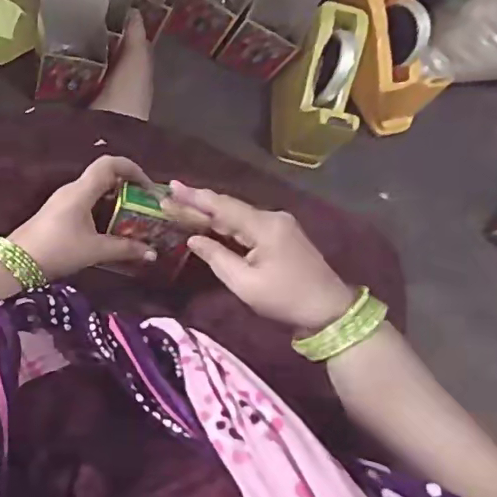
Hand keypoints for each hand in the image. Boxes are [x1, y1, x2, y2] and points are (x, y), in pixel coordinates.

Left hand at [8, 156, 159, 278]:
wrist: (16, 263)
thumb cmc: (57, 250)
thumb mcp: (94, 251)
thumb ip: (125, 249)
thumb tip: (152, 254)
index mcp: (81, 191)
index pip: (110, 164)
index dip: (132, 169)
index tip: (148, 187)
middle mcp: (71, 190)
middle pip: (103, 176)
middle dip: (127, 186)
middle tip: (143, 205)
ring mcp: (61, 201)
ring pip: (94, 190)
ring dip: (114, 199)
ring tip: (131, 218)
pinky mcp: (56, 213)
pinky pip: (84, 202)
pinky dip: (101, 208)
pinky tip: (108, 228)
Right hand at [167, 181, 355, 332]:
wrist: (328, 310)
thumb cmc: (284, 298)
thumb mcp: (244, 284)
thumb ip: (216, 258)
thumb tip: (194, 239)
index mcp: (264, 226)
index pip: (222, 207)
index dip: (195, 197)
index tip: (171, 187)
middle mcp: (272, 218)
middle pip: (228, 207)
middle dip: (198, 203)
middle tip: (168, 196)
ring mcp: (278, 225)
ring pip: (237, 215)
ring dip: (209, 212)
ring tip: (181, 206)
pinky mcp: (280, 235)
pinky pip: (246, 224)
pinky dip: (224, 223)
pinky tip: (208, 221)